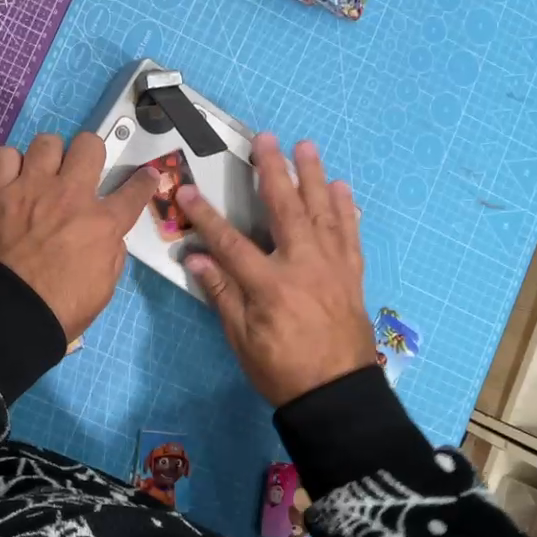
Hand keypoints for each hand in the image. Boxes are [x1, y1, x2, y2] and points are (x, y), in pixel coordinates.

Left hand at [0, 132, 155, 339]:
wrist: (7, 314)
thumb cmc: (60, 309)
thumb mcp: (103, 288)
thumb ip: (110, 253)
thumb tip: (107, 234)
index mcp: (102, 223)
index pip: (134, 191)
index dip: (144, 181)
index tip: (145, 176)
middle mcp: (70, 195)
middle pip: (89, 145)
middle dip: (90, 154)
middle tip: (81, 172)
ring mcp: (32, 188)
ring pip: (47, 142)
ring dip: (49, 156)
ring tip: (42, 174)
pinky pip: (4, 155)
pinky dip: (9, 164)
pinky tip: (11, 179)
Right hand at [176, 133, 372, 406]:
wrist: (339, 397)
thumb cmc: (283, 370)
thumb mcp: (242, 340)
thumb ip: (223, 295)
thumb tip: (198, 258)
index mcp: (271, 286)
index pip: (230, 243)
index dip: (206, 216)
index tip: (185, 191)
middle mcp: (304, 266)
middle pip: (286, 209)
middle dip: (273, 171)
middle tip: (266, 139)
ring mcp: (332, 268)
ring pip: (323, 212)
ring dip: (314, 177)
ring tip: (307, 147)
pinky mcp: (351, 275)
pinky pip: (350, 234)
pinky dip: (346, 209)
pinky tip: (342, 189)